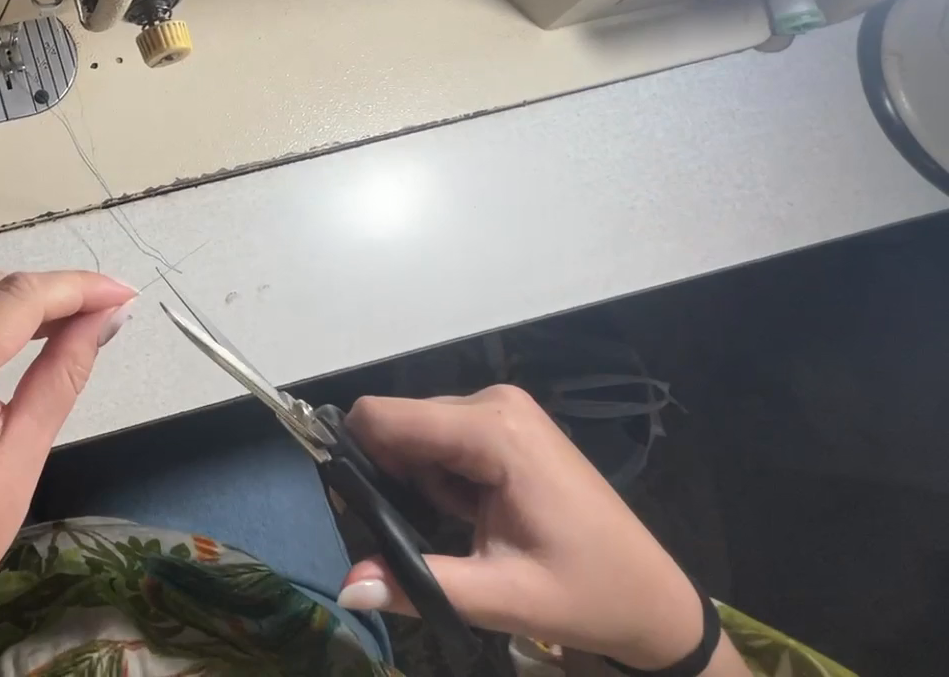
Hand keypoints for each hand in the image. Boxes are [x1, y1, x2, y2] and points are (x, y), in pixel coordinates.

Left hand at [0, 270, 134, 675]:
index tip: (124, 293)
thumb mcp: (21, 460)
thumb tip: (104, 318)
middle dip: (50, 290)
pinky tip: (13, 330)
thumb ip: (61, 375)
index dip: (75, 287)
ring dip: (14, 296)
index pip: (14, 300)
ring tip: (68, 321)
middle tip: (105, 312)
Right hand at [336, 386, 718, 670]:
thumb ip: (420, 584)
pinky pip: (437, 432)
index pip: (382, 417)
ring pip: (412, 427)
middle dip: (395, 472)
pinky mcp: (502, 418)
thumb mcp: (504, 598)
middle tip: (427, 523)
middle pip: (395, 421)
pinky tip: (470, 505)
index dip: (360, 456)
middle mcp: (491, 401)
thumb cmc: (589, 596)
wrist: (658, 602)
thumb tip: (346, 589)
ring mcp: (499, 406)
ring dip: (417, 474)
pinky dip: (437, 469)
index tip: (371, 507)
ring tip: (459, 518)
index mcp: (492, 431)